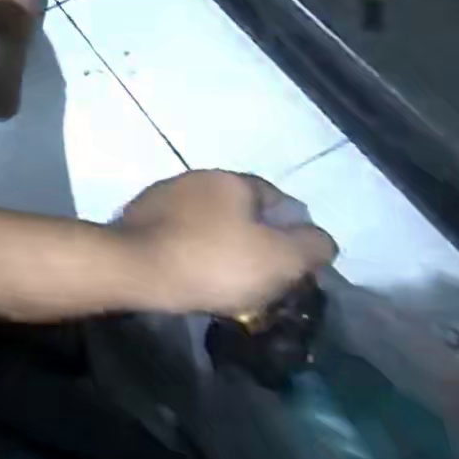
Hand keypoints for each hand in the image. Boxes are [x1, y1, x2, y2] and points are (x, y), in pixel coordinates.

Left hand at [116, 170, 337, 316]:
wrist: (137, 267)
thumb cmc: (214, 261)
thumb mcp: (280, 259)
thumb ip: (310, 246)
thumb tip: (320, 238)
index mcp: (231, 179)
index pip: (276, 198)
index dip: (293, 230)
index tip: (298, 262)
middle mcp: (197, 177)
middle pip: (240, 208)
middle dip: (256, 238)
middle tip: (266, 275)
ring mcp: (164, 194)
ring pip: (208, 220)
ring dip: (222, 244)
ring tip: (231, 282)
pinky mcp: (141, 215)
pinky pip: (180, 232)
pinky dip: (193, 249)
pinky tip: (196, 274)